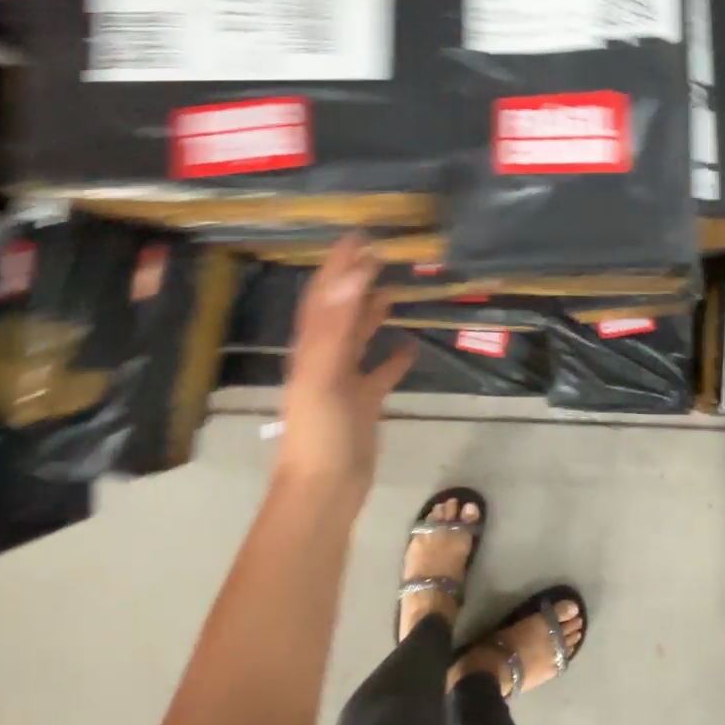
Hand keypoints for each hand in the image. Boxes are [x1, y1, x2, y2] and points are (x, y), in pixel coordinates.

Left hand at [279, 235, 416, 492]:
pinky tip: (412, 346)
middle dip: (356, 280)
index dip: (337, 265)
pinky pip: (380, 373)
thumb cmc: (320, 431)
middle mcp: (325, 357)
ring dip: (373, 311)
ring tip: (395, 288)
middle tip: (381, 252)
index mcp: (312, 347)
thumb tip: (355, 273)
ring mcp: (345, 381)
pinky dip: (394, 357)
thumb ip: (339, 323)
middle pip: (341, 309)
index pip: (325, 295)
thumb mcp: (325, 372)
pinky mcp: (364, 403)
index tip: (358, 236)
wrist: (324, 489)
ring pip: (359, 337)